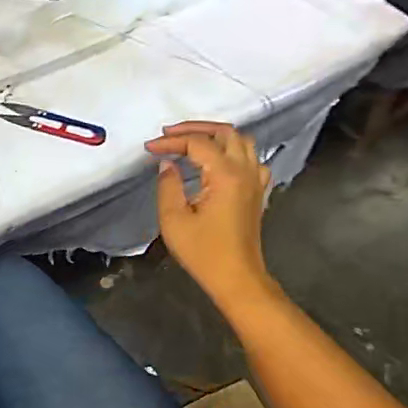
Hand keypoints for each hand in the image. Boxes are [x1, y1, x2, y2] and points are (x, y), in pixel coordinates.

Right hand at [145, 121, 274, 300]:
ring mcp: (255, 181)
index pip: (197, 143)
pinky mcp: (257, 192)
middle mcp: (245, 171)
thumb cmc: (203, 251)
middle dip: (196, 129)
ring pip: (242, 142)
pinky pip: (251, 159)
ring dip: (216, 136)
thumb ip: (168, 185)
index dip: (171, 141)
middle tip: (170, 135)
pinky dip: (233, 152)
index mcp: (225, 175)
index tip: (150, 148)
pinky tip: (218, 162)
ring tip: (191, 142)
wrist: (237, 278)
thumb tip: (167, 164)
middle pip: (225, 132)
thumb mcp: (173, 219)